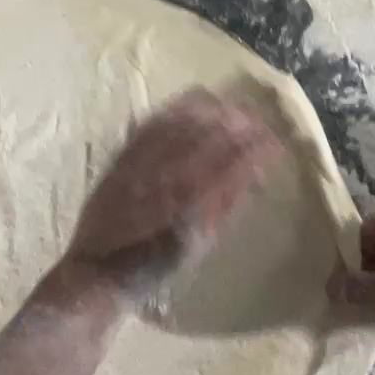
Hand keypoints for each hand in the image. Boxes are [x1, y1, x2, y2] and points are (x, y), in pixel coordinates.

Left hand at [65, 89, 281, 306]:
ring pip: (183, 121)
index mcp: (191, 201)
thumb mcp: (199, 244)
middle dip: (240, 124)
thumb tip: (254, 174)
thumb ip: (225, 206)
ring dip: (212, 110)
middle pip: (211, 135)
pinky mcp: (123, 156)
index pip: (234, 162)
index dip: (258, 148)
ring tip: (232, 107)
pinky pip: (153, 122)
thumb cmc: (155, 266)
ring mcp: (142, 162)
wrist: (98, 271)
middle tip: (259, 122)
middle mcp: (167, 176)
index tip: (275, 143)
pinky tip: (191, 103)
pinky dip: (177, 109)